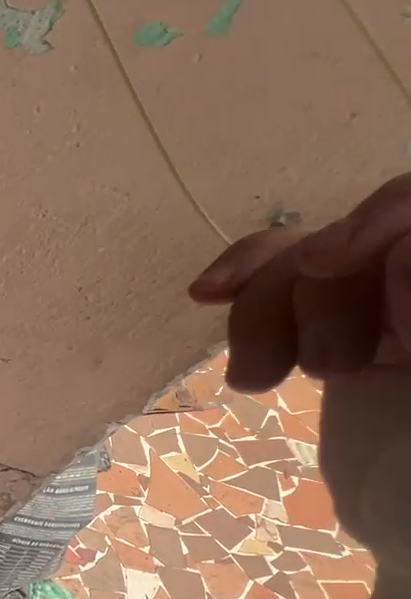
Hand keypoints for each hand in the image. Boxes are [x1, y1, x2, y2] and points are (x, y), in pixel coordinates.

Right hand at [189, 173, 410, 567]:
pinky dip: (246, 279)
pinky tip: (208, 295)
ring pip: (318, 253)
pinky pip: (288, 270)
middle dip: (320, 294)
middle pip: (376, 231)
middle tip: (325, 370)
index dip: (390, 219)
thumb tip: (405, 255)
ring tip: (260, 379)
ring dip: (269, 310)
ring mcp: (400, 301)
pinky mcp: (348, 321)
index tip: (325, 265)